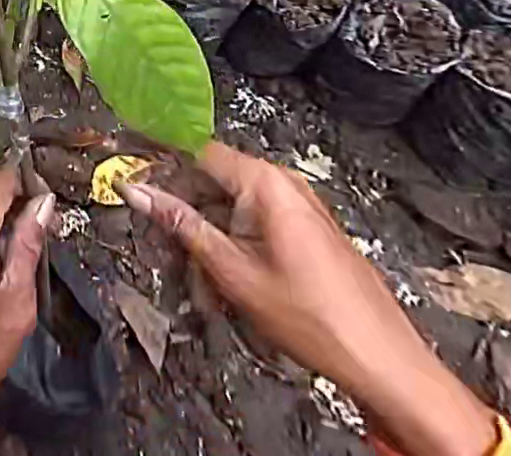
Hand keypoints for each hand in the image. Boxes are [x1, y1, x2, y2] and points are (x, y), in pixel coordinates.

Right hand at [120, 142, 496, 455]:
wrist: (385, 362)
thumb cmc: (314, 317)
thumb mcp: (232, 270)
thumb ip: (180, 223)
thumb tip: (137, 190)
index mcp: (263, 181)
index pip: (193, 148)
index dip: (156, 152)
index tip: (126, 153)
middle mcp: (281, 181)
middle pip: (210, 176)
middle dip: (179, 203)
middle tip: (154, 232)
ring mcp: (295, 201)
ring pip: (228, 200)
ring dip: (204, 227)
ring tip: (192, 270)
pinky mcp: (303, 223)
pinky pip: (251, 215)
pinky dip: (228, 236)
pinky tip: (219, 270)